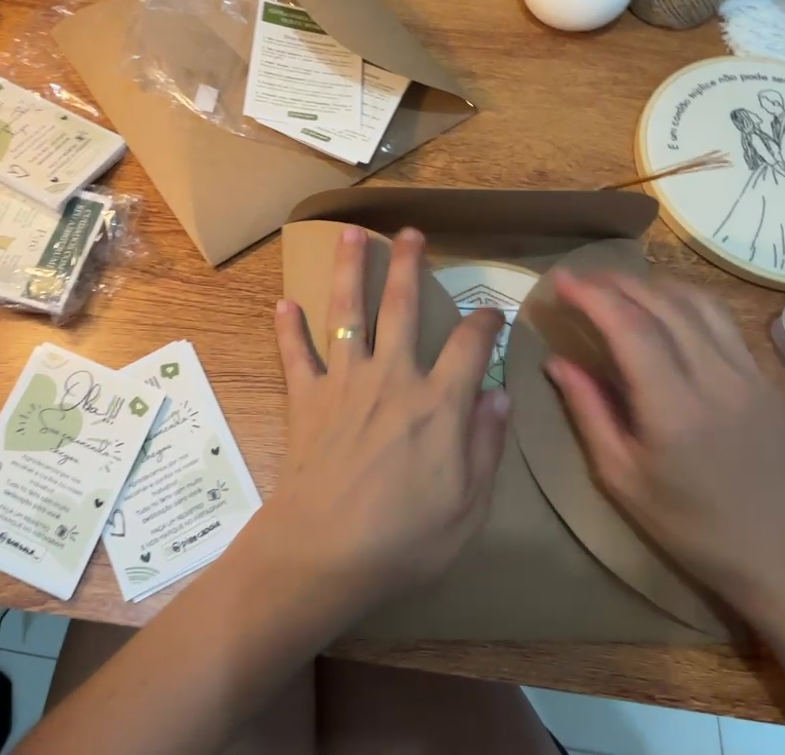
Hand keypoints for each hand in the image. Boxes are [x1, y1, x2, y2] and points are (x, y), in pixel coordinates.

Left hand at [262, 226, 508, 615]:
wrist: (324, 550)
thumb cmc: (405, 539)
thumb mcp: (469, 505)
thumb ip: (486, 445)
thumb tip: (501, 395)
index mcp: (438, 404)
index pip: (471, 346)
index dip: (486, 322)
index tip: (494, 310)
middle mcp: (392, 378)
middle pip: (403, 308)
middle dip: (409, 266)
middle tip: (411, 233)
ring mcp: (344, 383)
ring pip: (348, 313)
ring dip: (350, 270)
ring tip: (351, 234)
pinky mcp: (306, 398)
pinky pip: (295, 354)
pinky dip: (288, 328)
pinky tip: (284, 302)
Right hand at [543, 270, 784, 617]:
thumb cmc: (697, 531)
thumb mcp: (623, 481)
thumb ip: (589, 414)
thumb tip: (558, 363)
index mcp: (673, 407)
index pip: (628, 326)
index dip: (591, 295)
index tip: (558, 280)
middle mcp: (715, 377)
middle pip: (662, 303)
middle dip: (614, 282)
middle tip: (577, 280)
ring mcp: (748, 374)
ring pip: (698, 302)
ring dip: (651, 285)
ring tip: (616, 287)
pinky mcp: (767, 380)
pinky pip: (722, 321)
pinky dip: (684, 300)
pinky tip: (664, 309)